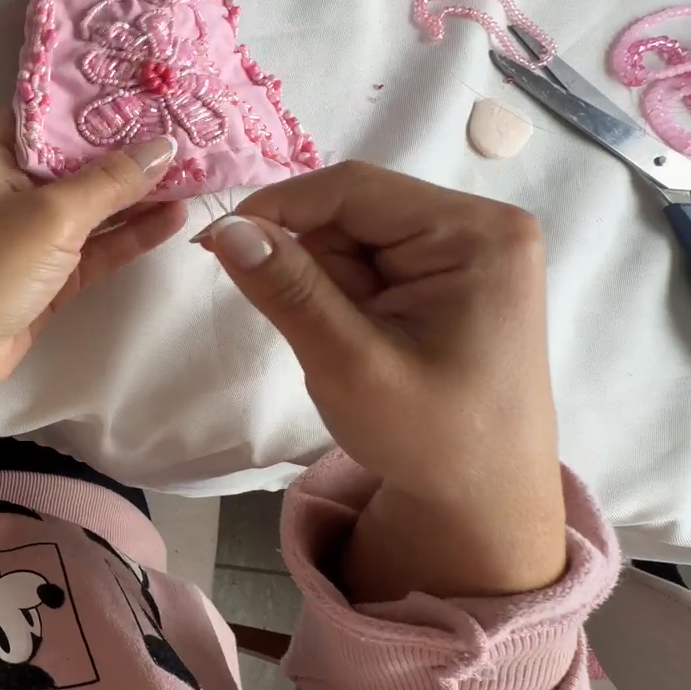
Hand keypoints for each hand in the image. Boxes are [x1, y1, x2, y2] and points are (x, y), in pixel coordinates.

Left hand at [0, 110, 185, 442]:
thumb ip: (110, 181)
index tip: (164, 81)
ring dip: (142, 191)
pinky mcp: (52, 270)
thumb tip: (165, 146)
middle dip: (135, 145)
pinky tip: (176, 216)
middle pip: (84, 155)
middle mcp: (15, 181)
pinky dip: (132, 233)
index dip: (107, 98)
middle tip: (200, 123)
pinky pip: (99, 244)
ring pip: (97, 201)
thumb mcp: (49, 215)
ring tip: (204, 169)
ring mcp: (35, 229)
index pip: (58, 110)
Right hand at [197, 160, 566, 600]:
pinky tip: (344, 333)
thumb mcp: (346, 362)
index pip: (350, 189)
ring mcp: (461, 252)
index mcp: (473, 235)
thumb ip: (288, 289)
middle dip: (302, 257)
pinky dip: (331, 292)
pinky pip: (362, 262)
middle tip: (296, 322)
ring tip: (333, 340)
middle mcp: (475, 227)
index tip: (211, 246)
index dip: (274, 208)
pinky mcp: (442, 278)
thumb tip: (225, 227)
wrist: (478, 500)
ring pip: (348, 236)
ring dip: (315, 279)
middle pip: (350, 209)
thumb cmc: (427, 436)